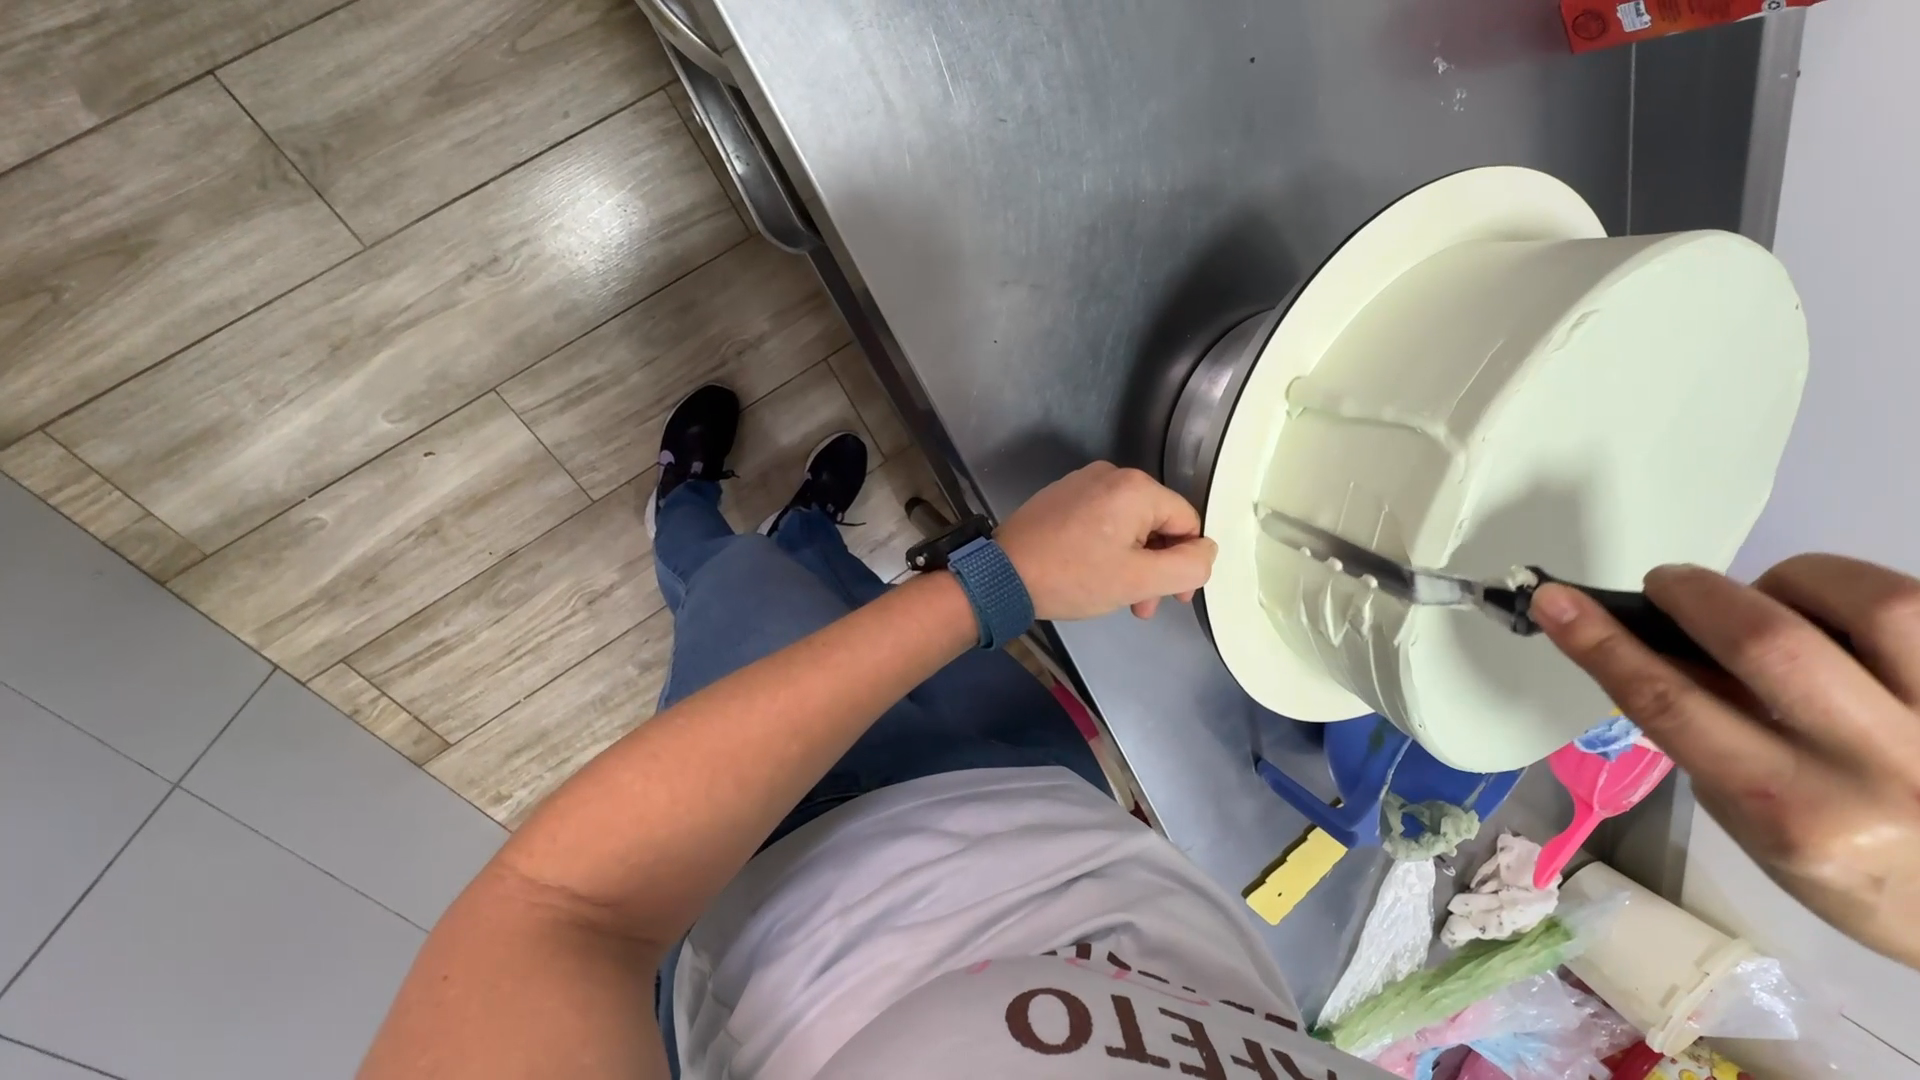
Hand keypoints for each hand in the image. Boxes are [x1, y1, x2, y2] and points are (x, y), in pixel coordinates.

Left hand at [995, 463, 1217, 620]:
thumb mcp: (1139, 580)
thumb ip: (1188, 566)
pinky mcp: (1061, 498)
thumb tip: (1205, 551)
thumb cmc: (1073, 577)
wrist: (1001, 575)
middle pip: (1157, 523)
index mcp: (1136, 487)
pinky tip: (1092, 577)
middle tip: (1141, 605)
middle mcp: (1111, 475)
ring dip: (1132, 563)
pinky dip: (1107, 549)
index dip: (1187, 562)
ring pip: (1129, 526)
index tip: (1173, 598)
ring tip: (1118, 598)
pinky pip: (1101, 521)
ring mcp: (1082, 484)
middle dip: (1156, 567)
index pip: (1187, 522)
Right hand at [1533, 556, 1919, 968]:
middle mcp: (1883, 771)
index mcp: (1798, 813)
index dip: (1602, 643)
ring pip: (1877, 605)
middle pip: (1771, 643)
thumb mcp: (1759, 823)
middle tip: (1669, 586)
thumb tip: (1666, 650)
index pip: (1672, 705)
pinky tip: (1846, 621)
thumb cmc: (1853, 872)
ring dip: (1797, 581)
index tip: (1555, 600)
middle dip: (1697, 594)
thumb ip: (1714, 734)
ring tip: (1775, 596)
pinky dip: (1865, 599)